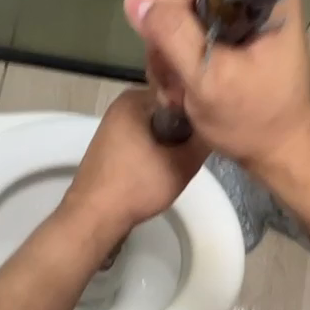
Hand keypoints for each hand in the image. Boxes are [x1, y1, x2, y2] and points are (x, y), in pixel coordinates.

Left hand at [61, 89, 210, 239]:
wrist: (93, 216)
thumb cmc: (136, 186)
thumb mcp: (182, 165)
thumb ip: (204, 140)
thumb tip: (216, 125)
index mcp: (135, 99)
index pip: (181, 93)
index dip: (199, 111)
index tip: (211, 131)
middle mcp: (122, 104)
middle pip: (169, 109)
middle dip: (184, 128)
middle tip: (196, 150)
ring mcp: (113, 123)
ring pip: (156, 125)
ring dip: (171, 140)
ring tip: (181, 159)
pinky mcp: (111, 142)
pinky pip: (143, 136)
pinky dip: (155, 148)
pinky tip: (162, 166)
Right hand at [123, 0, 309, 180]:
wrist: (284, 156)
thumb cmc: (256, 121)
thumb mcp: (209, 79)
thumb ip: (172, 34)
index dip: (172, 8)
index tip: (174, 48)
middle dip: (168, 41)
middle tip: (176, 82)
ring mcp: (238, 23)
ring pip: (178, 23)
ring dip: (170, 61)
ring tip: (182, 95)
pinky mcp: (230, 43)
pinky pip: (188, 41)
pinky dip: (179, 68)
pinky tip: (185, 95)